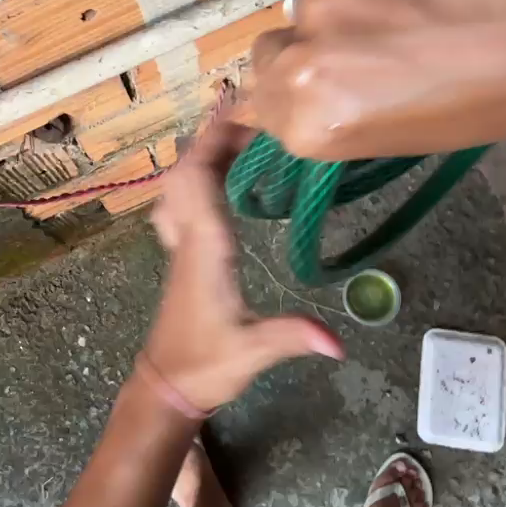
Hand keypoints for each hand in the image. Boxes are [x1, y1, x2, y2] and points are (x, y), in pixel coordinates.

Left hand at [137, 113, 342, 413]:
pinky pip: (179, 202)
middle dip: (215, 141)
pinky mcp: (181, 255)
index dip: (217, 144)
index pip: (200, 181)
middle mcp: (187, 238)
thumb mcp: (252, 352)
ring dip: (203, 156)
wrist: (166, 384)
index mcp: (205, 248)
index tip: (248, 121)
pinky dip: (195, 179)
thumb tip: (339, 342)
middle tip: (259, 132)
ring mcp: (179, 245)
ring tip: (243, 146)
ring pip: (178, 184)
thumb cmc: (205, 365)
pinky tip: (218, 182)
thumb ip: (292, 338)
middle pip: (186, 171)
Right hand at [250, 0, 505, 160]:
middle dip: (312, 48)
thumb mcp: (404, 131)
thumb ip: (334, 109)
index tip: (320, 81)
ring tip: (415, 5)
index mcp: (312, 122)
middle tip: (376, 46)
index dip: (290, 91)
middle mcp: (302, 60)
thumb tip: (303, 83)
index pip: (256, 102)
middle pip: (271, 48)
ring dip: (346, 1)